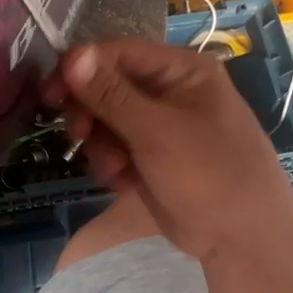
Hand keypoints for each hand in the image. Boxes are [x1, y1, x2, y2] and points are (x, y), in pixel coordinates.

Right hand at [44, 40, 292, 263]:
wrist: (243, 239)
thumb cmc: (209, 174)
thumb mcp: (155, 130)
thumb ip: (110, 94)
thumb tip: (73, 54)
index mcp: (181, 71)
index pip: (116, 54)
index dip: (79, 70)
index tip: (49, 95)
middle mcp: (170, 91)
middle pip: (106, 87)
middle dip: (90, 115)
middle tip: (79, 136)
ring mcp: (162, 125)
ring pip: (106, 122)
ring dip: (101, 147)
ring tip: (115, 170)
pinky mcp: (153, 156)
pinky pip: (115, 149)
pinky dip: (113, 165)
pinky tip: (125, 183)